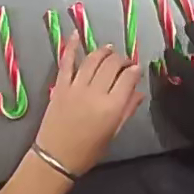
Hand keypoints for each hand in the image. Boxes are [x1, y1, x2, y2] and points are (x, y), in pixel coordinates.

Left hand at [33, 44, 144, 174]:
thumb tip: (138, 92)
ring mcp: (76, 87)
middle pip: (112, 65)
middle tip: (124, 62)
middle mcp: (95, 93)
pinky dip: (71, 47)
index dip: (135, 70)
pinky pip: (66, 62)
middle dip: (121, 59)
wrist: (55, 158)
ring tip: (109, 49)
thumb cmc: (88, 151)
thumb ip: (126, 110)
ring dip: (103, 51)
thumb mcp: (113, 134)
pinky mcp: (60, 86)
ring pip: (93, 60)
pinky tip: (76, 34)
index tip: (137, 69)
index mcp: (112, 107)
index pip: (128, 78)